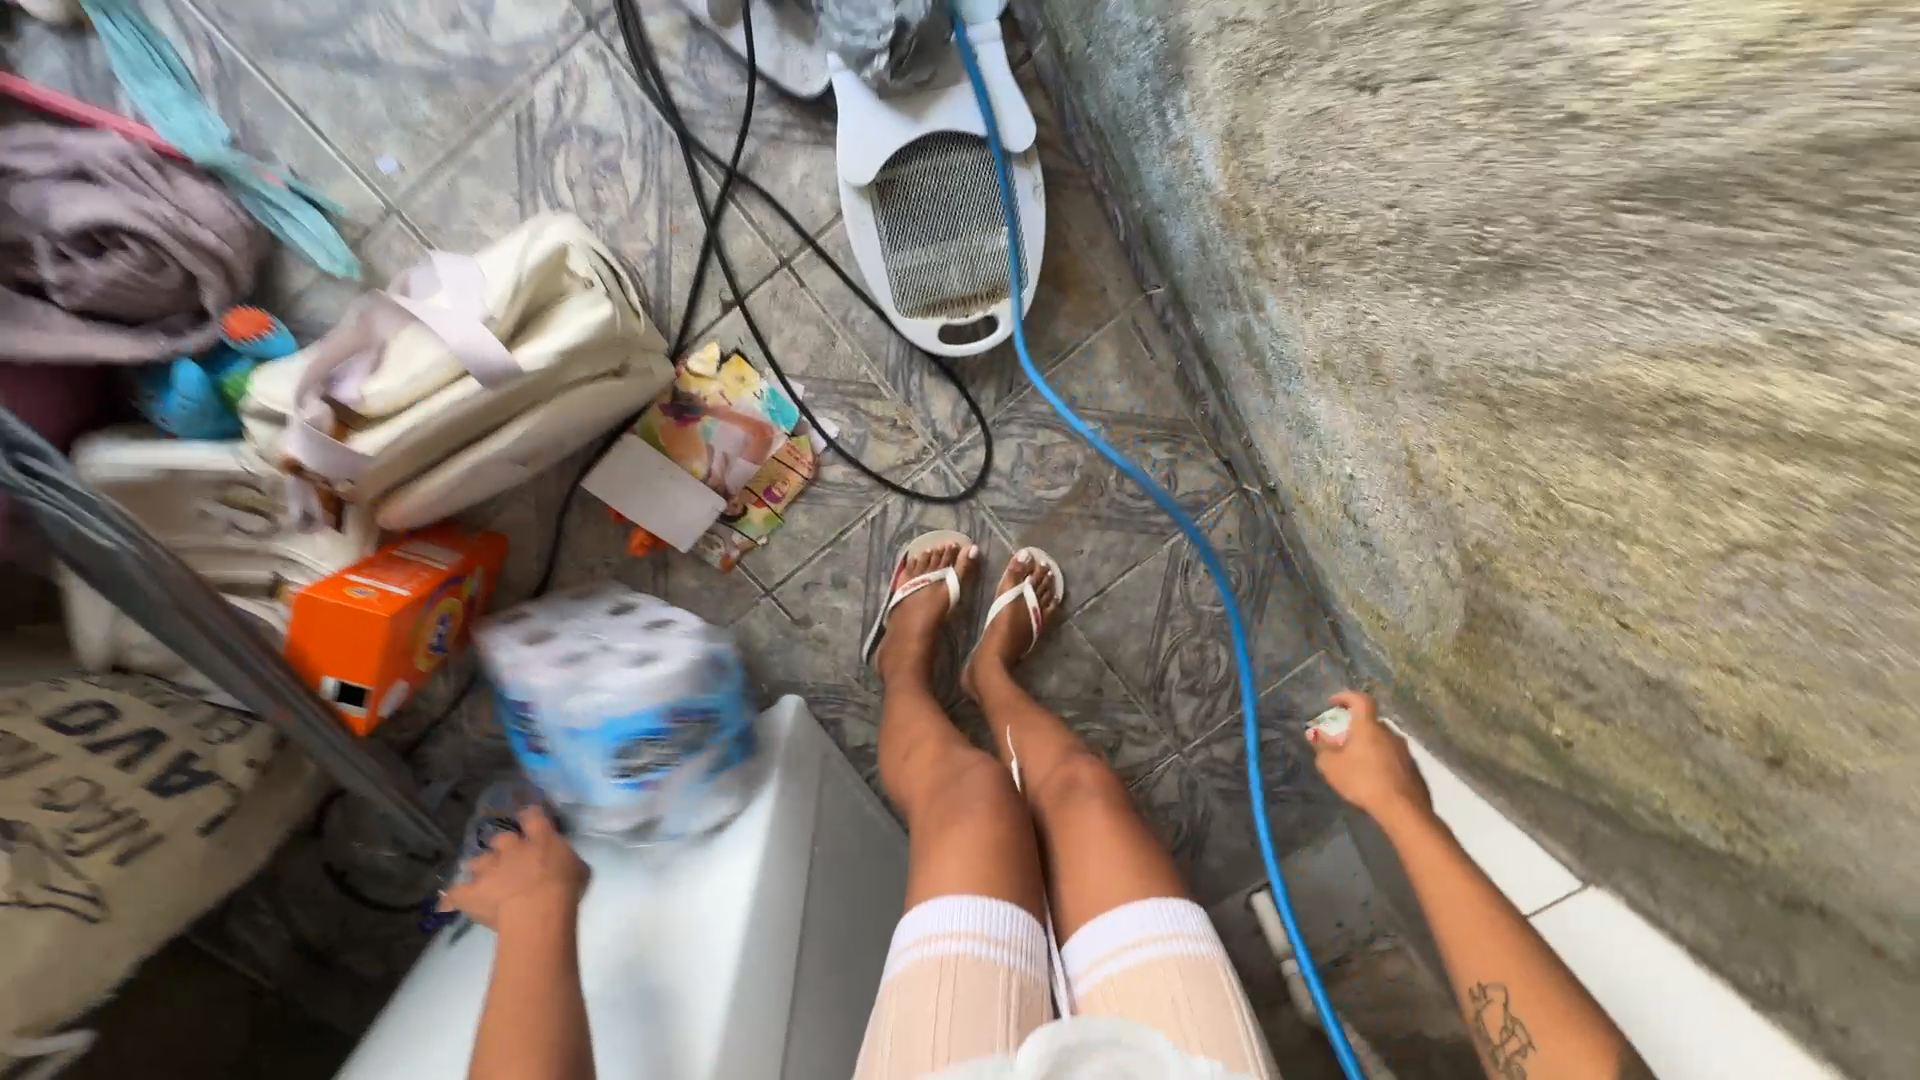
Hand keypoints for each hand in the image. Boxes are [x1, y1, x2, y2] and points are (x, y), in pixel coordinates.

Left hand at [440, 806, 588, 930]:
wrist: (537, 912)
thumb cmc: (566, 889)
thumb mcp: (578, 869)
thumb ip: (565, 860)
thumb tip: (562, 862)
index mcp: (541, 838)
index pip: (532, 816)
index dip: (528, 814)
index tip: (527, 815)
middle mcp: (512, 848)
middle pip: (500, 837)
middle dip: (501, 846)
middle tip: (507, 858)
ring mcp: (488, 869)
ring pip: (476, 861)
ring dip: (480, 868)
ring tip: (482, 879)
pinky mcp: (470, 892)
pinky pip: (455, 891)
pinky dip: (455, 895)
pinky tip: (453, 901)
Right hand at [1308, 691, 1433, 829]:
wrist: (1403, 809)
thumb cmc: (1362, 781)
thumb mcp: (1330, 766)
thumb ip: (1322, 748)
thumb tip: (1316, 736)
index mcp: (1368, 727)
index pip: (1360, 700)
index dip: (1346, 697)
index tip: (1333, 703)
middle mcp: (1389, 733)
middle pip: (1371, 722)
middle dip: (1356, 727)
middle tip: (1343, 741)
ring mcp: (1405, 750)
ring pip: (1383, 740)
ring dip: (1369, 746)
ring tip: (1357, 762)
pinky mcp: (1414, 768)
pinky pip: (1393, 756)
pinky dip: (1382, 760)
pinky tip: (1374, 778)